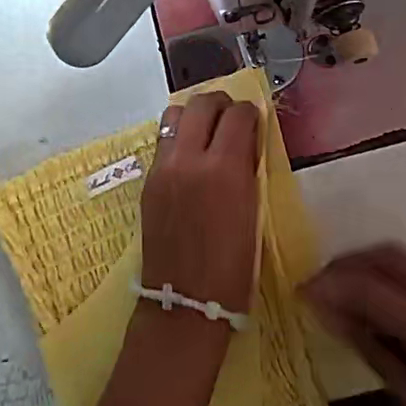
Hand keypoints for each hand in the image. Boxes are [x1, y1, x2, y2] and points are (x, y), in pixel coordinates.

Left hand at [141, 92, 261, 318]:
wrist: (187, 302)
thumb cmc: (235, 267)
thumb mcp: (254, 211)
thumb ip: (249, 168)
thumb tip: (248, 141)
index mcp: (224, 169)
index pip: (239, 115)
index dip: (252, 112)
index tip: (257, 120)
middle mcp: (189, 159)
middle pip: (203, 103)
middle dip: (223, 104)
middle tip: (234, 119)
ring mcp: (163, 168)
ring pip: (175, 115)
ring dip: (196, 115)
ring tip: (209, 133)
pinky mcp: (148, 181)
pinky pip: (164, 142)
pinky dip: (180, 138)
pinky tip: (191, 158)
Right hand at [302, 245, 405, 405]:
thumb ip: (384, 358)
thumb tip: (338, 316)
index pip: (377, 289)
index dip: (332, 285)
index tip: (300, 292)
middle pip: (395, 257)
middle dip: (349, 265)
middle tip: (317, 288)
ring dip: (374, 273)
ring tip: (343, 300)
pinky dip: (402, 289)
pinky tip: (386, 315)